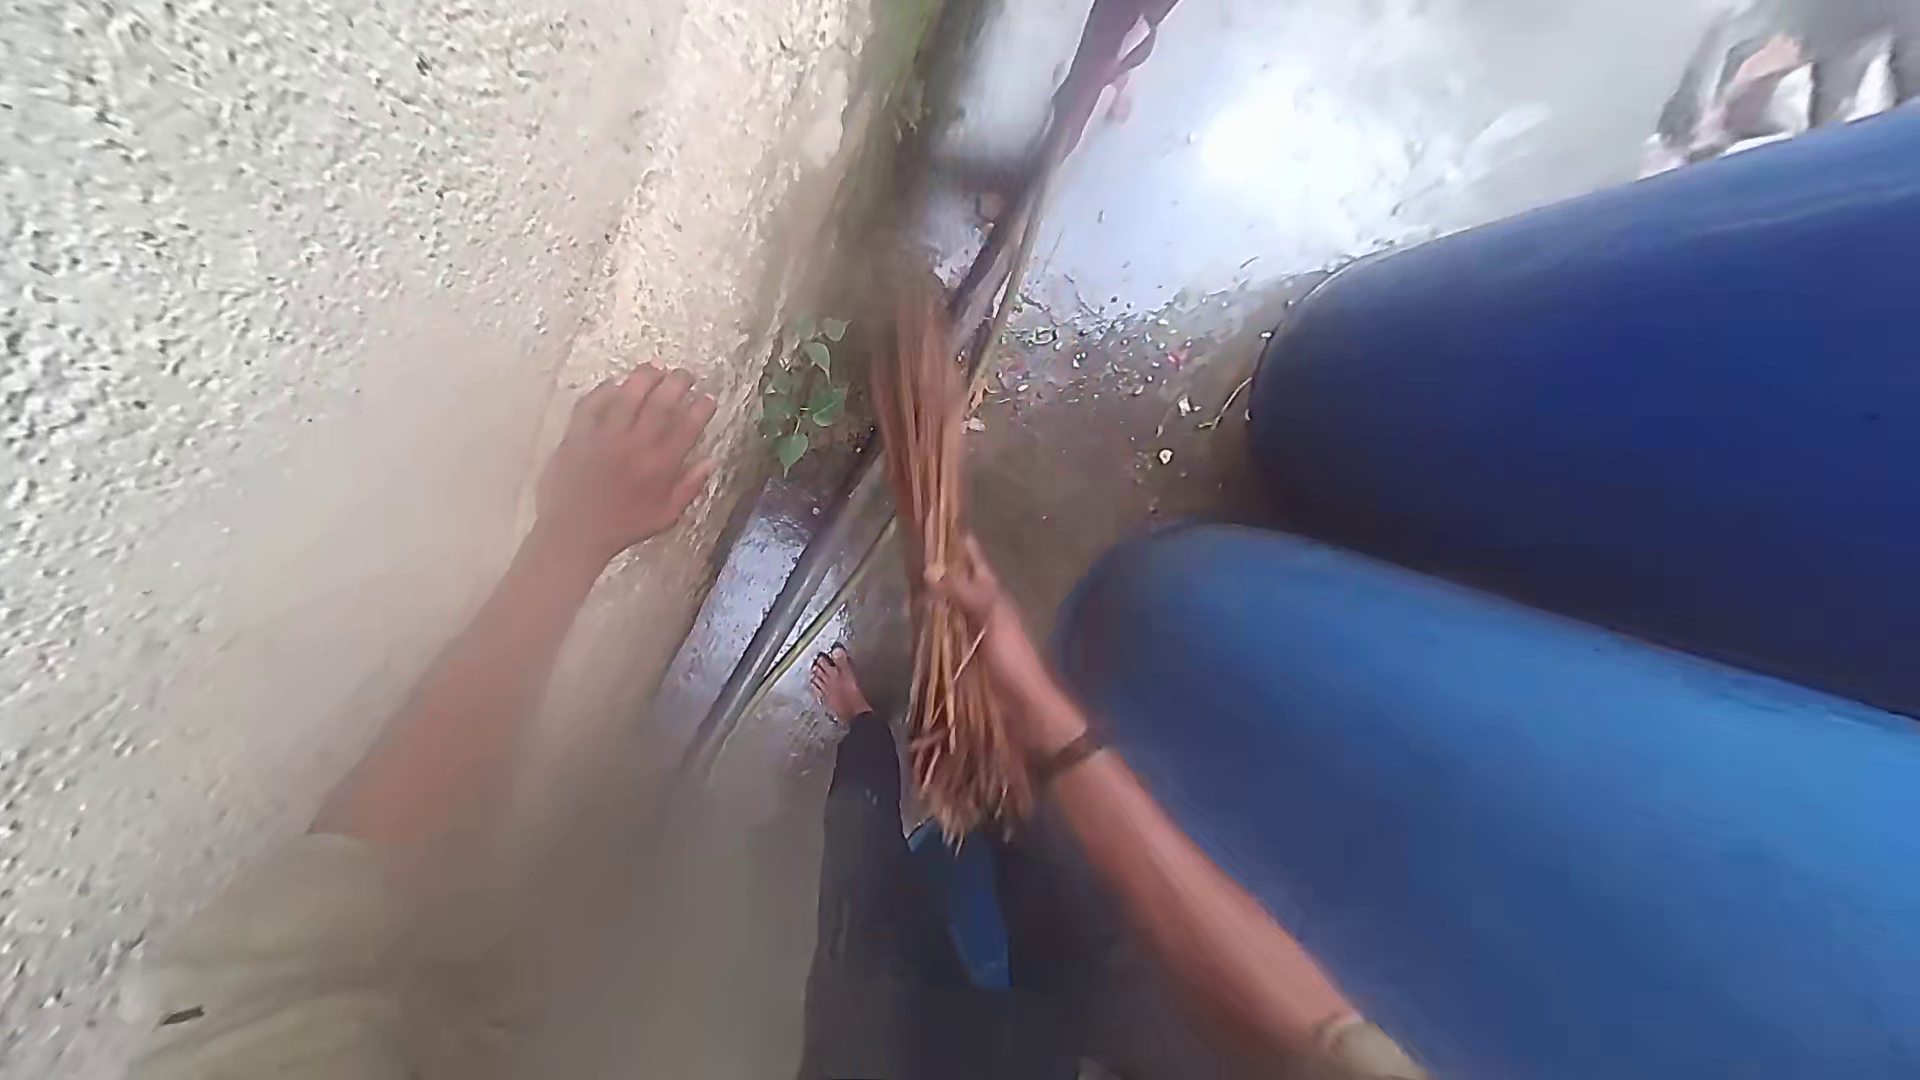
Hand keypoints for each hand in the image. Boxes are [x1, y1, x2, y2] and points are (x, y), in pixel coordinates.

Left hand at [534, 365, 716, 566]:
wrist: (575, 532)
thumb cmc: (625, 526)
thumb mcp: (668, 514)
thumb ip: (690, 486)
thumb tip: (710, 461)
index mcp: (661, 464)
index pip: (688, 426)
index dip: (701, 408)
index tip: (709, 399)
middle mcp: (635, 444)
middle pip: (661, 403)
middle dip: (677, 383)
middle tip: (686, 374)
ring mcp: (604, 436)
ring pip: (627, 395)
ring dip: (644, 378)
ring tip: (655, 368)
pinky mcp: (577, 434)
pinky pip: (592, 403)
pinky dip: (605, 390)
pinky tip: (615, 384)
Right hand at [931, 536, 1083, 754]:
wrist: (1026, 708)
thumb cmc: (1014, 661)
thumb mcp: (992, 621)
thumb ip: (965, 595)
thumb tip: (931, 569)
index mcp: (995, 597)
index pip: (975, 562)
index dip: (960, 544)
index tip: (939, 525)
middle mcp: (986, 610)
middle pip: (962, 582)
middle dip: (943, 567)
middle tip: (914, 552)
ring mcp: (976, 634)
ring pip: (953, 605)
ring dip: (936, 594)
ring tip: (911, 581)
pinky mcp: (967, 656)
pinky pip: (947, 631)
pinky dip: (934, 623)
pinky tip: (919, 621)